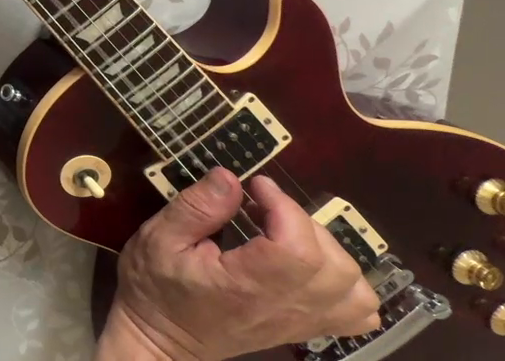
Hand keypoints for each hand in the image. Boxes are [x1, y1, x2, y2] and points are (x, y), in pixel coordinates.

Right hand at [100, 168, 380, 359]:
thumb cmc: (155, 285)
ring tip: (287, 231)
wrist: (163, 338)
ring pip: (355, 288)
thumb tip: (228, 177)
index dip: (286, 209)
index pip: (298, 249)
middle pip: (334, 265)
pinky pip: (359, 311)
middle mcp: (287, 307)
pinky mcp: (309, 328)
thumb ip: (195, 208)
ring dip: (330, 249)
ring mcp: (304, 322)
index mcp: (247, 284)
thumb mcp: (158, 237)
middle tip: (262, 204)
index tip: (256, 184)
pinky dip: (349, 283)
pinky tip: (314, 265)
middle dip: (303, 222)